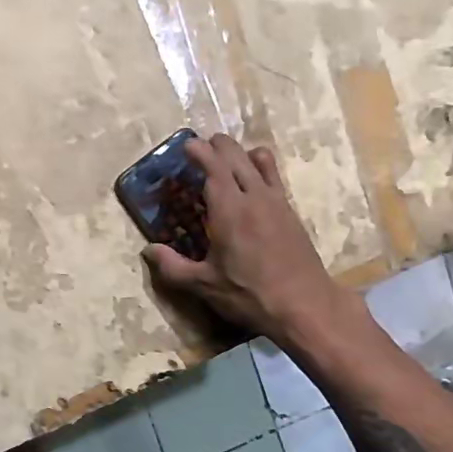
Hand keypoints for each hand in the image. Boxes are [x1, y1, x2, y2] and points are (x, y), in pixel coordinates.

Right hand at [142, 134, 349, 341]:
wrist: (305, 306)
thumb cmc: (250, 295)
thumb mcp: (204, 285)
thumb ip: (173, 267)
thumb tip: (148, 251)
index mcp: (229, 210)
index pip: (214, 167)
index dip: (200, 151)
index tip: (187, 145)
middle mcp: (255, 197)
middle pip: (237, 156)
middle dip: (218, 146)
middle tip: (202, 146)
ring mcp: (277, 202)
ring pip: (260, 161)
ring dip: (241, 153)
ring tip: (228, 156)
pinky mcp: (291, 213)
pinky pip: (274, 177)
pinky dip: (260, 167)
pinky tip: (254, 181)